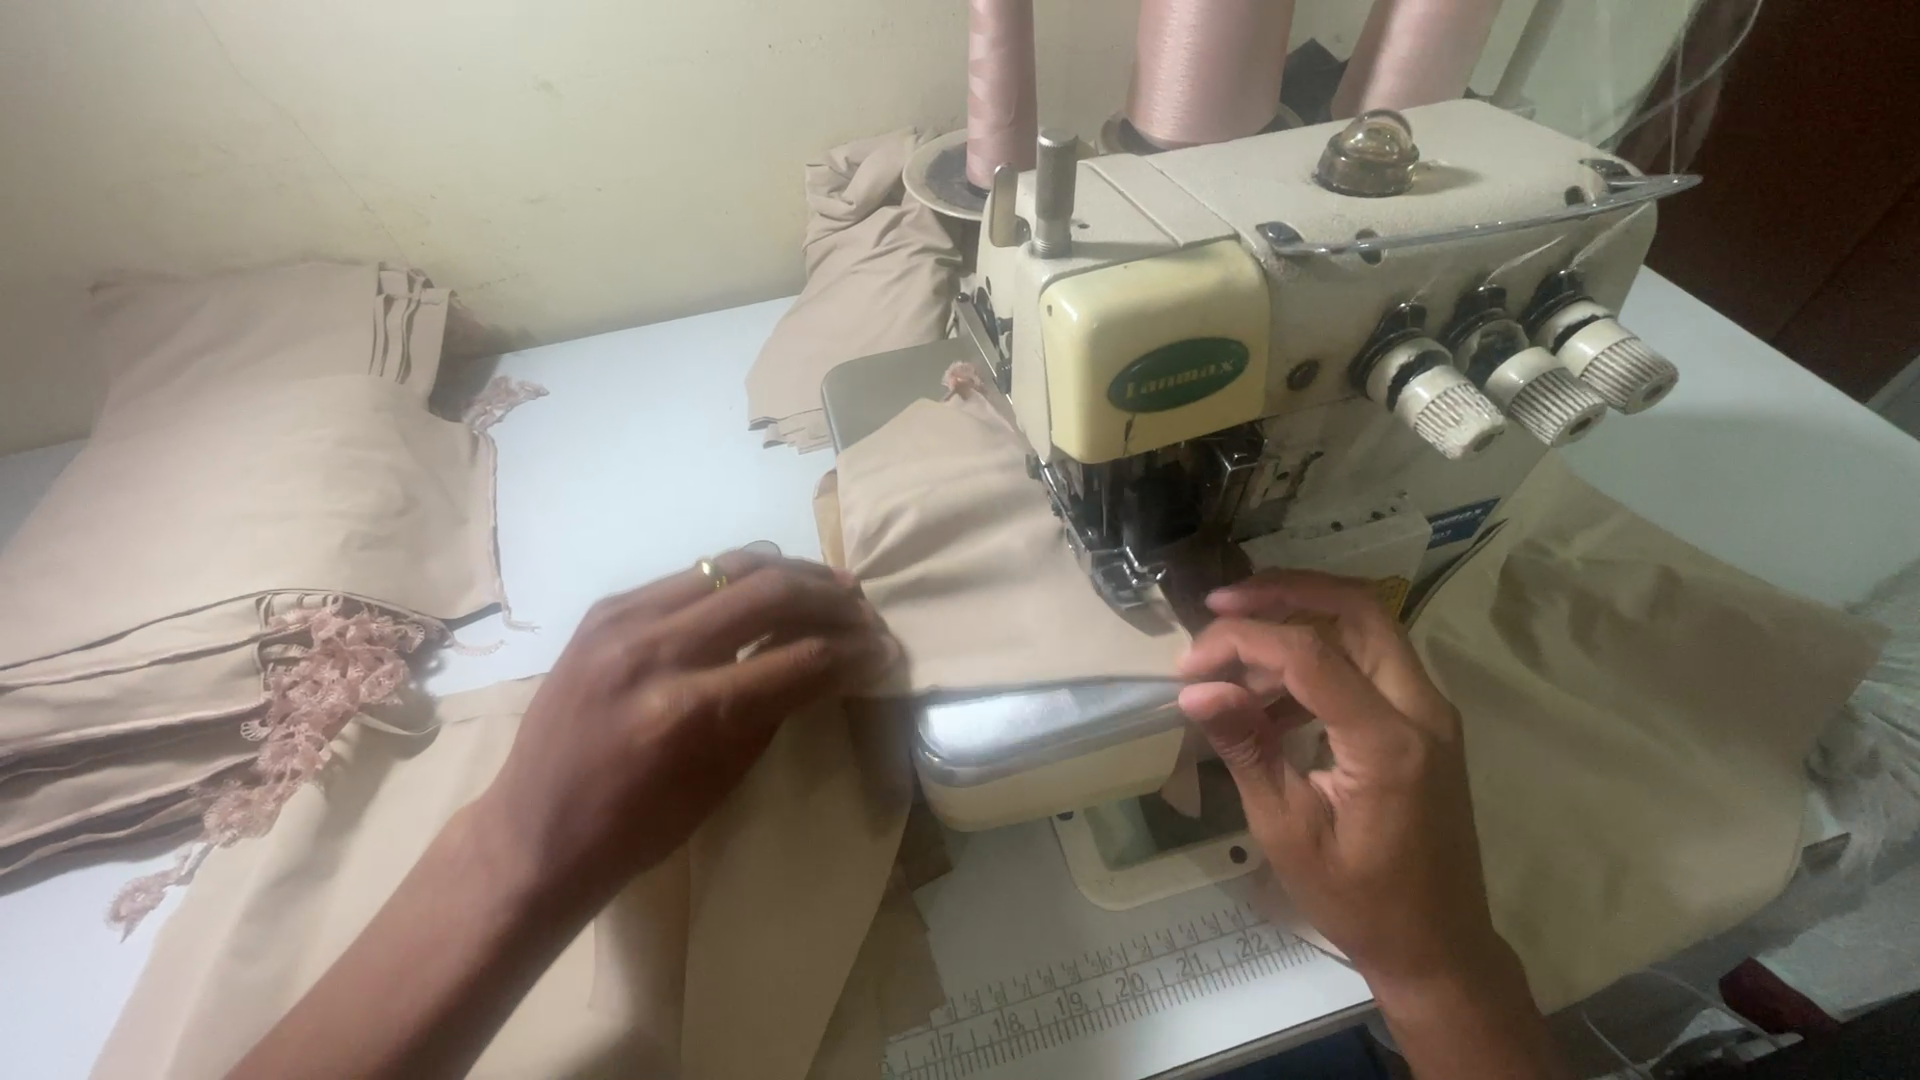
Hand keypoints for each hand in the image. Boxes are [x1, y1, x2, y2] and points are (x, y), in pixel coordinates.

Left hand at [476, 548, 896, 907]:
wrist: (537, 830)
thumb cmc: (640, 826)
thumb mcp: (726, 774)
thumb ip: (780, 702)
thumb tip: (833, 658)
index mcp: (689, 710)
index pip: (799, 658)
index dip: (854, 651)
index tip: (886, 649)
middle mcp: (655, 649)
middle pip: (771, 592)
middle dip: (832, 598)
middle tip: (864, 610)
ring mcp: (623, 619)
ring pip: (732, 565)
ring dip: (792, 573)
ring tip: (830, 586)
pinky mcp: (607, 608)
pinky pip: (692, 574)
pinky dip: (740, 579)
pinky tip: (767, 590)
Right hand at [1175, 570, 1507, 994]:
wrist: (1439, 949)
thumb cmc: (1359, 900)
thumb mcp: (1287, 830)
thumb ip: (1246, 747)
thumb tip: (1195, 689)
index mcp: (1388, 743)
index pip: (1309, 653)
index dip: (1241, 642)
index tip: (1188, 663)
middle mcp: (1422, 711)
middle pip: (1357, 609)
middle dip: (1284, 591)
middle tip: (1222, 602)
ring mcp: (1429, 713)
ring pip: (1366, 627)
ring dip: (1298, 620)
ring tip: (1234, 654)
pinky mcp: (1422, 722)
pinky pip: (1369, 661)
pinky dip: (1317, 655)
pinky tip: (1268, 692)